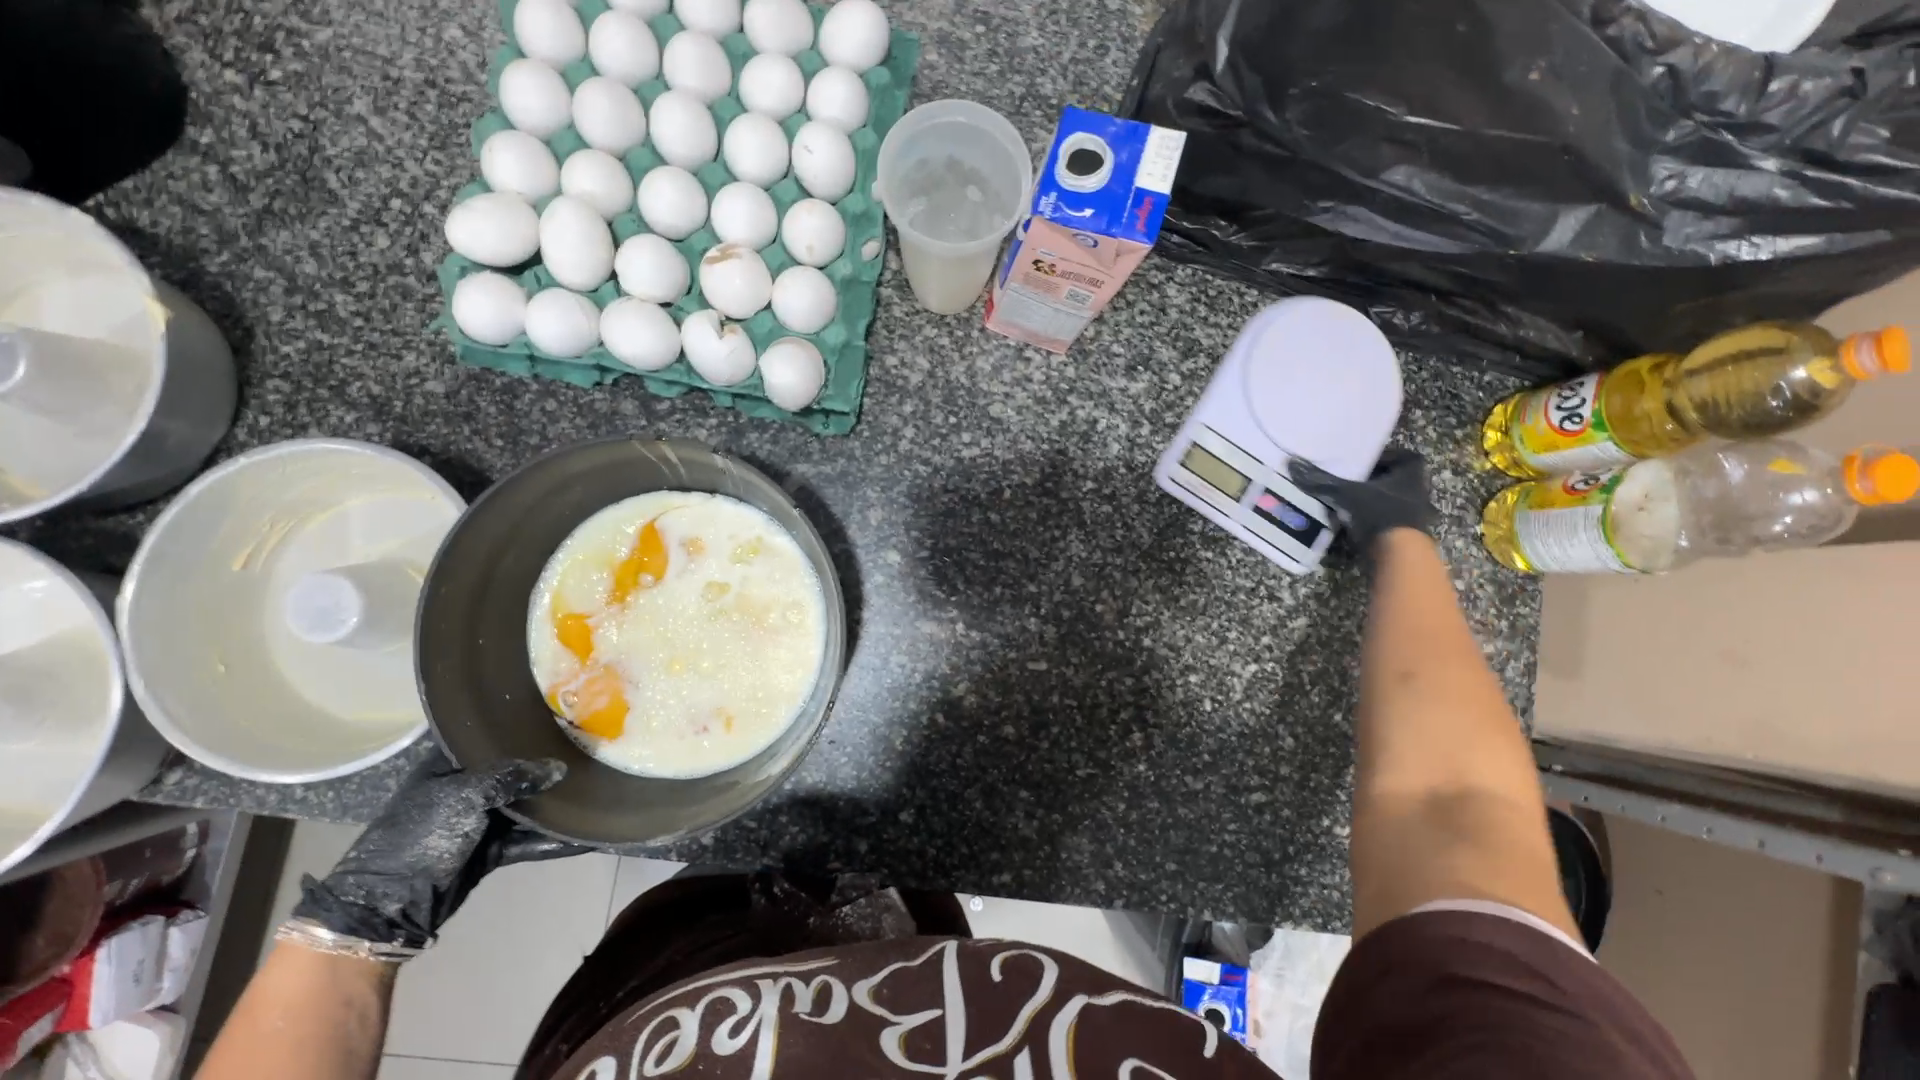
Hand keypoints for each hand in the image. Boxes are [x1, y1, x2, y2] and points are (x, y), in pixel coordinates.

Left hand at [290, 752, 579, 952]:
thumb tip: (559, 769)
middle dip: (548, 768)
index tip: (562, 718)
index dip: (523, 727)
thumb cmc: (421, 835)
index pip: (491, 736)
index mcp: (448, 764)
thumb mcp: (466, 795)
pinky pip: (528, 839)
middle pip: (516, 772)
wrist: (390, 905)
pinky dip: (552, 839)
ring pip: (526, 807)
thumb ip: (513, 776)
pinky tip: (584, 835)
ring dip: (554, 807)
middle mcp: (466, 787)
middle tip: (591, 752)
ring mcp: (479, 821)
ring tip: (597, 793)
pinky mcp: (490, 851)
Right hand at [1288, 449, 1435, 553]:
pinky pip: (1386, 519)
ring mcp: (1413, 514)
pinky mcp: (1404, 533)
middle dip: (1374, 479)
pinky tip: (1352, 521)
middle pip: (1395, 479)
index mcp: (1411, 474)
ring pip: (1390, 499)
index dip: (1385, 456)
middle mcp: (1417, 491)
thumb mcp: (1346, 493)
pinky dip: (1371, 518)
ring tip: (1347, 500)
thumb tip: (1292, 463)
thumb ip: (1321, 480)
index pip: (1403, 456)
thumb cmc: (1380, 513)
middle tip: (1350, 478)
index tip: (1364, 461)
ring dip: (1372, 500)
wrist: (1398, 555)